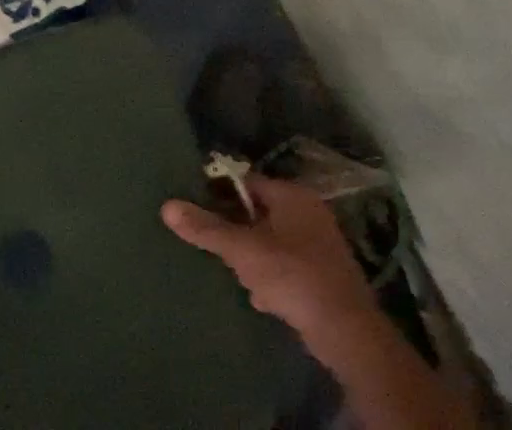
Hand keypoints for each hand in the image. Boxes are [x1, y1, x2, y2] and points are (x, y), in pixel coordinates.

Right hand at [162, 176, 381, 351]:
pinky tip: (257, 296)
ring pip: (270, 240)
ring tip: (229, 269)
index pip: (247, 181)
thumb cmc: (292, 276)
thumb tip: (167, 206)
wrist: (345, 330)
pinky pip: (284, 266)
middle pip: (258, 211)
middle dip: (234, 227)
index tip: (193, 203)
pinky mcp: (322, 275)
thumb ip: (206, 228)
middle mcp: (309, 213)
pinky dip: (269, 276)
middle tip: (206, 238)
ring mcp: (319, 245)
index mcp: (293, 196)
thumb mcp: (242, 250)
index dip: (219, 190)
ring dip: (250, 255)